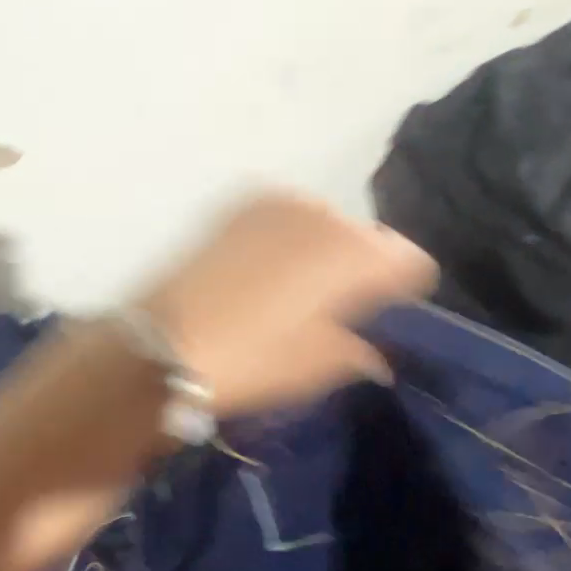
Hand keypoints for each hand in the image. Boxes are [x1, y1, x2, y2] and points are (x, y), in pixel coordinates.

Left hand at [134, 192, 436, 414]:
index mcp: (354, 254)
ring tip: (292, 292)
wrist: (160, 343)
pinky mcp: (239, 206)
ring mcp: (279, 202)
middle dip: (358, 269)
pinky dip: (287, 240)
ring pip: (325, 223)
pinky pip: (286, 217)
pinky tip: (263, 273)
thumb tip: (376, 353)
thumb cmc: (248, 360)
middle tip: (333, 310)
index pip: (410, 260)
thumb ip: (360, 352)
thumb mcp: (314, 368)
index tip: (384, 317)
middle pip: (365, 238)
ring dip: (322, 251)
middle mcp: (324, 215)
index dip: (402, 291)